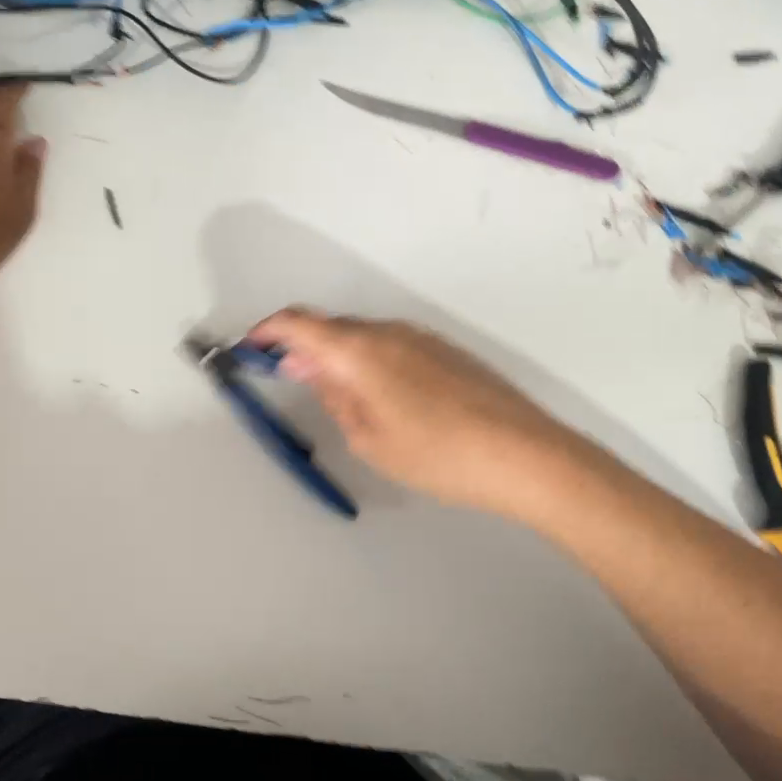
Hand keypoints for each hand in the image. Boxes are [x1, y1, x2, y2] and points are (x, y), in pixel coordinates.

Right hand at [246, 309, 607, 519]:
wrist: (530, 457)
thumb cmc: (437, 455)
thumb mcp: (368, 439)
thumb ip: (333, 396)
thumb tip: (309, 368)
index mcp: (358, 351)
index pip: (297, 323)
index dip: (267, 331)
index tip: (251, 349)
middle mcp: (386, 332)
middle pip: (329, 326)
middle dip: (302, 346)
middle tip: (292, 379)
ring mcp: (421, 337)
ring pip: (361, 335)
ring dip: (338, 354)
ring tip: (339, 395)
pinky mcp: (447, 350)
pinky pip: (390, 344)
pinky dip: (369, 359)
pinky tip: (383, 397)